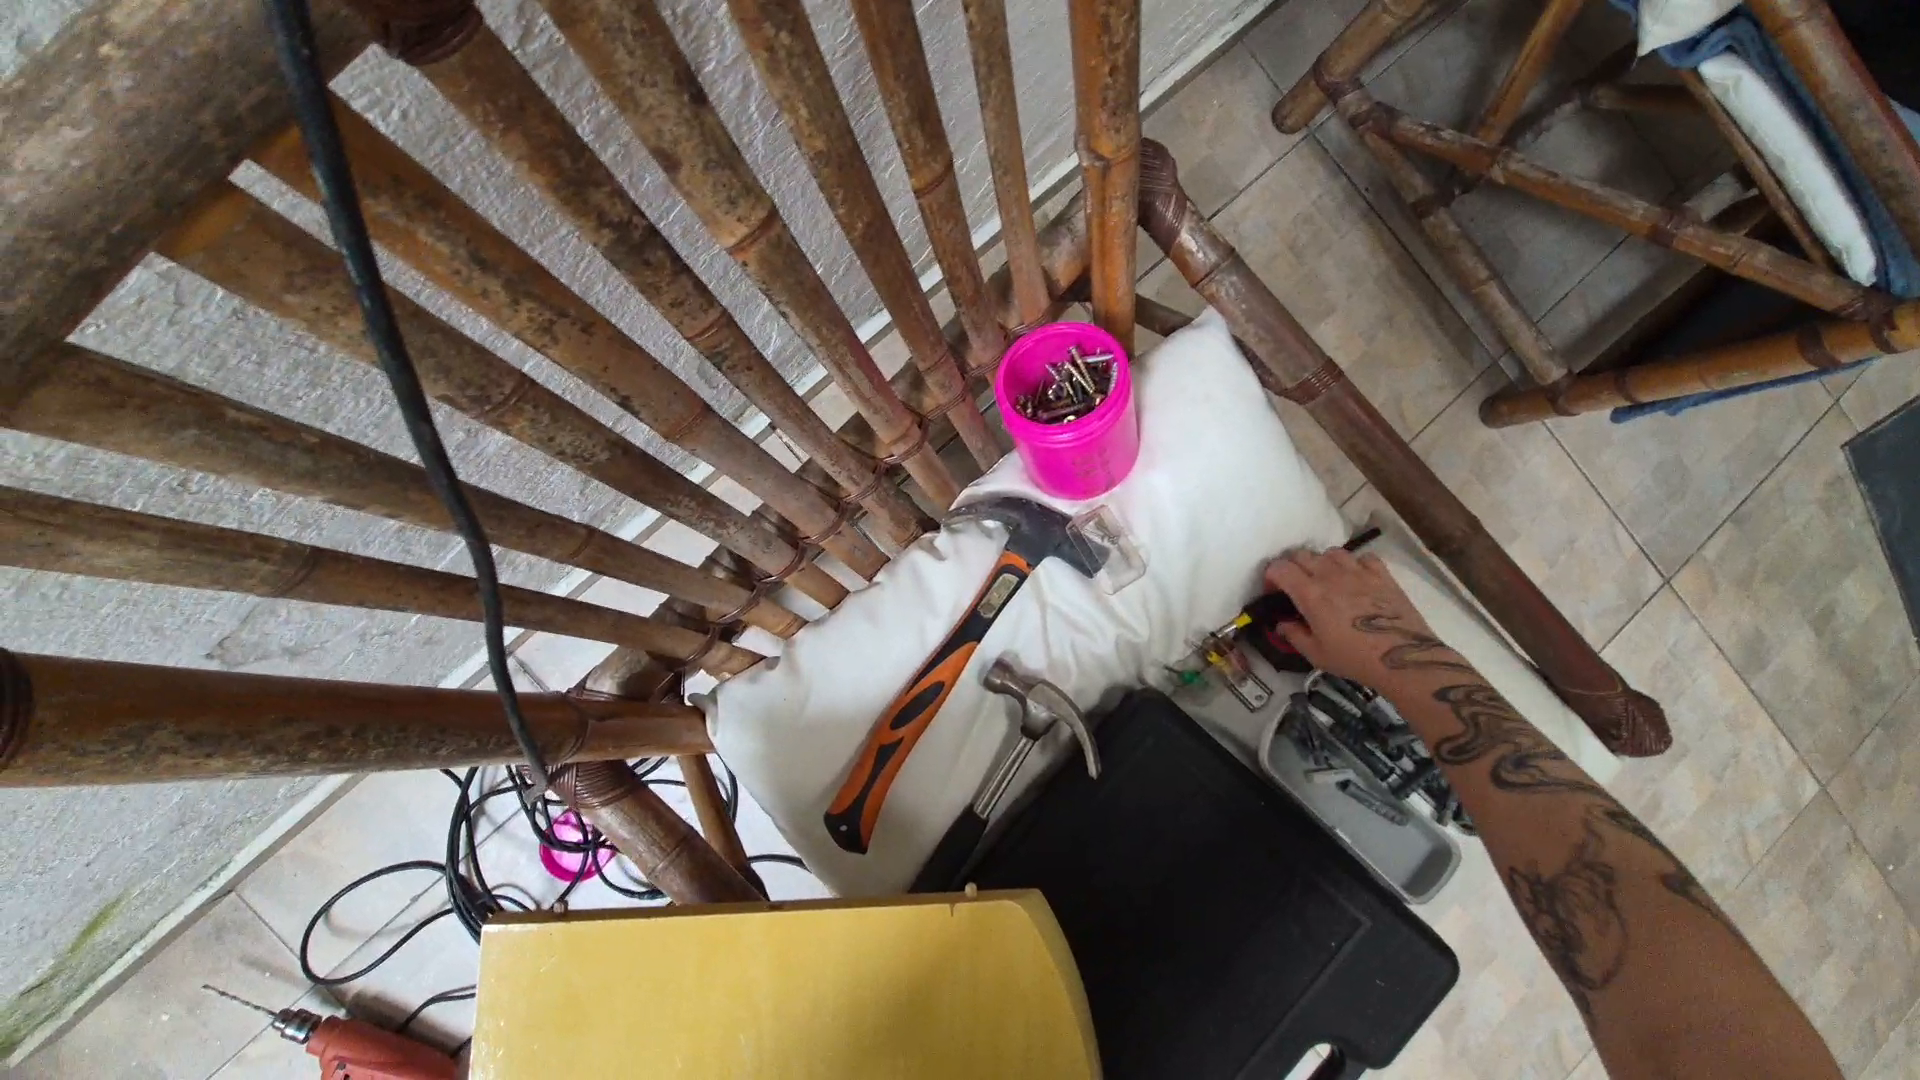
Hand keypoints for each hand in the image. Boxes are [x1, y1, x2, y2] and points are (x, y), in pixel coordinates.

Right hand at [1262, 547, 1461, 687]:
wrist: (1403, 659)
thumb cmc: (1354, 659)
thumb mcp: (1315, 654)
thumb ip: (1293, 635)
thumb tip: (1283, 624)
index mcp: (1310, 594)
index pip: (1279, 568)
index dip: (1271, 577)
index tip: (1275, 594)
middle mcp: (1331, 575)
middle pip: (1301, 554)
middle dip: (1292, 567)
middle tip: (1296, 588)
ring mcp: (1358, 572)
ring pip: (1330, 552)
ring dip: (1322, 563)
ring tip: (1326, 580)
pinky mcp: (1382, 574)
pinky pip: (1362, 557)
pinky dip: (1354, 564)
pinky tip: (1356, 579)